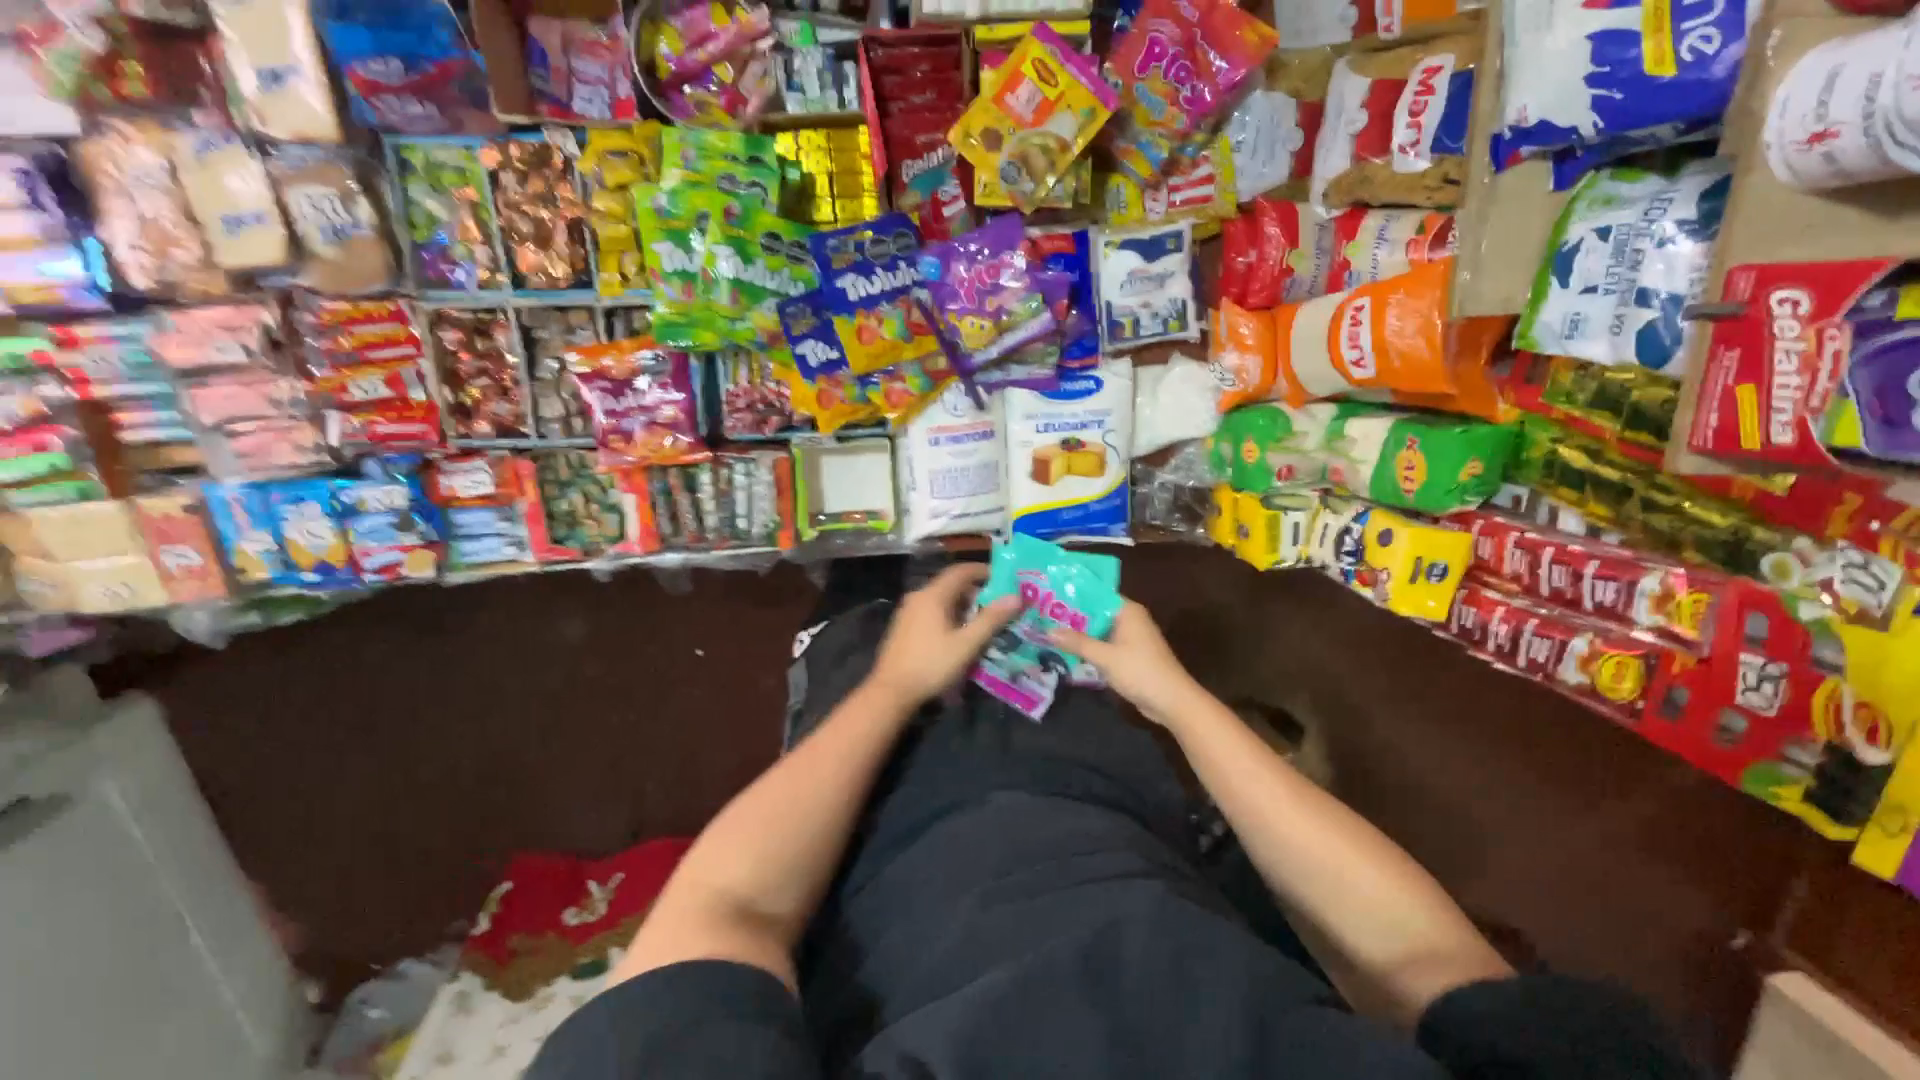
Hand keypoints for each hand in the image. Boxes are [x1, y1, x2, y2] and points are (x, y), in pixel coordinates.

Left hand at [864, 563, 1021, 708]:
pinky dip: (950, 616)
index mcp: (933, 595)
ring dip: (963, 606)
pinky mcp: (904, 627)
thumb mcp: (966, 644)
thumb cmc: (931, 665)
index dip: (984, 571)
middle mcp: (918, 597)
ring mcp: (908, 612)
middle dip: (977, 592)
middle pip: (951, 585)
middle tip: (998, 606)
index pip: (961, 571)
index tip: (1005, 580)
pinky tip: (959, 635)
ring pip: (941, 600)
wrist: (891, 691)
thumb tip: (1015, 597)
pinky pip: (932, 612)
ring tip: (983, 622)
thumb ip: (991, 619)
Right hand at [1049, 601, 1207, 727]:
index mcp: (1127, 611)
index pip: (1095, 594)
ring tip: (1046, 631)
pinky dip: (1088, 648)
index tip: (1047, 595)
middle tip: (1040, 615)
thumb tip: (1047, 630)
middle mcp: (1129, 619)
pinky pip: (1103, 645)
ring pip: (1098, 630)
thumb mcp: (1105, 657)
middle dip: (1070, 616)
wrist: (1172, 701)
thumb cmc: (1141, 672)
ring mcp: (1130, 638)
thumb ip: (1077, 643)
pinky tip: (1066, 651)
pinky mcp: (1129, 655)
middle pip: (1095, 612)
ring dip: (1078, 634)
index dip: (1072, 595)